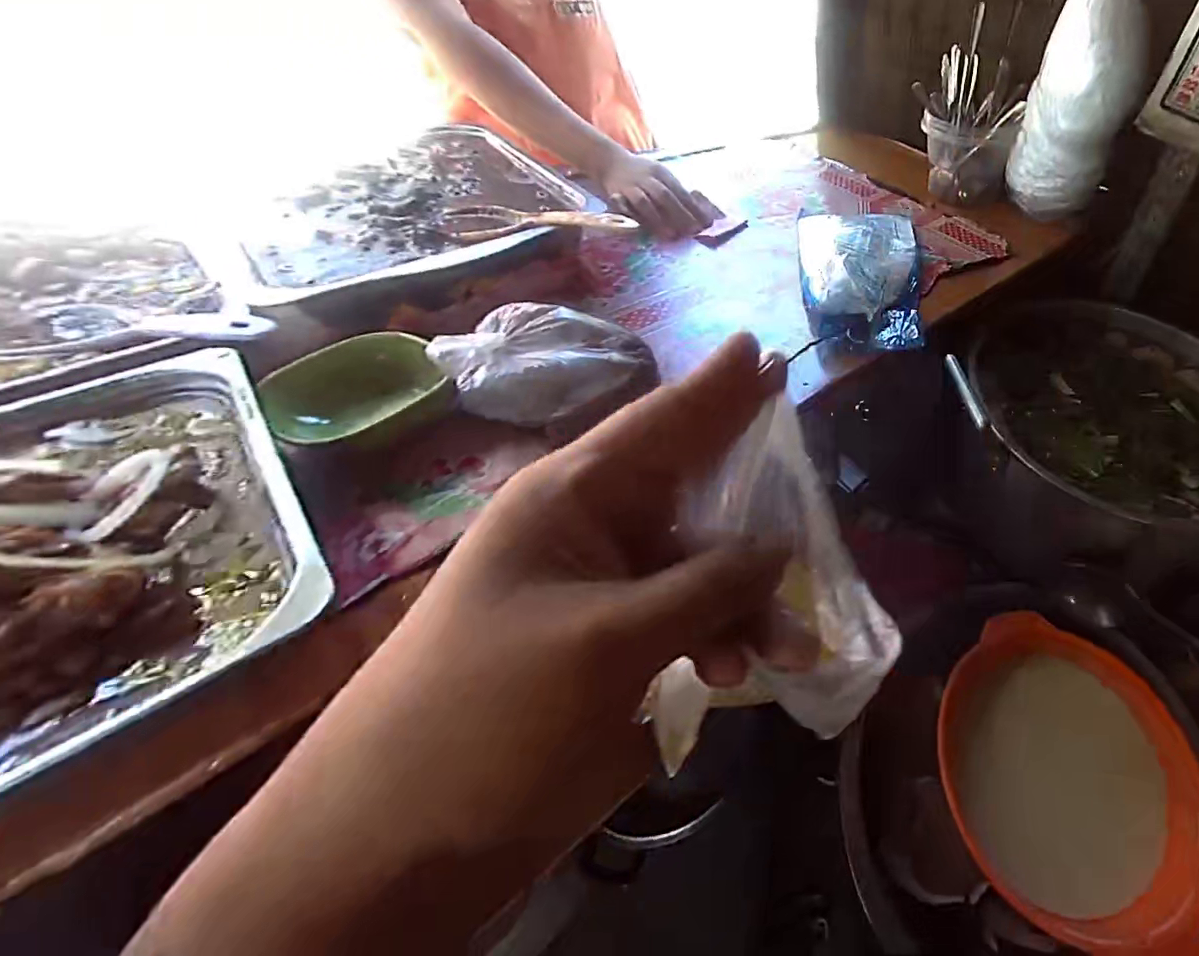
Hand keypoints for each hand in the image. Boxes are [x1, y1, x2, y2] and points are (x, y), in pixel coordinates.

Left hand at [132, 335, 803, 954]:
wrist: (390, 852)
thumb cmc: (486, 722)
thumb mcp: (609, 643)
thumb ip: (707, 586)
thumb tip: (780, 546)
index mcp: (570, 499)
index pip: (659, 424)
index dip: (716, 387)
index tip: (759, 346)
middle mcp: (592, 530)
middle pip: (693, 489)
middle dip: (754, 492)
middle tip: (808, 472)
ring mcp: (607, 590)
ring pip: (705, 566)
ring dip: (750, 602)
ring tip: (789, 649)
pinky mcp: (618, 643)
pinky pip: (694, 617)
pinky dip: (725, 639)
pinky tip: (742, 675)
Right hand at [599, 149, 715, 238]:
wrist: (607, 161)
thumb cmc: (640, 176)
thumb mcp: (659, 179)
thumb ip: (676, 195)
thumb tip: (701, 215)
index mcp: (663, 174)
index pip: (681, 192)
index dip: (695, 208)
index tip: (707, 223)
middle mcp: (648, 177)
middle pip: (666, 196)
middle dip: (681, 214)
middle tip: (693, 231)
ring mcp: (632, 185)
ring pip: (646, 201)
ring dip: (659, 219)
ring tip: (672, 235)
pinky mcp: (616, 193)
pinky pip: (625, 205)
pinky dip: (636, 216)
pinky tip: (645, 229)